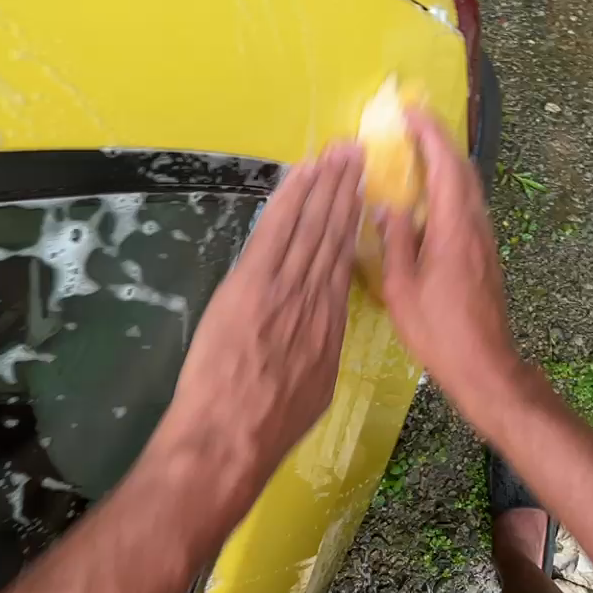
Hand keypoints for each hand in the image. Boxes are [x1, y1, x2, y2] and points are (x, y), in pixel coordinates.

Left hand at [163, 144, 363, 482]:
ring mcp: (283, 288)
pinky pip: (275, 232)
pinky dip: (289, 199)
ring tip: (336, 153)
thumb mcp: (317, 389)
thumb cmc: (271, 425)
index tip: (360, 192)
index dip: (352, 222)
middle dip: (344, 191)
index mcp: (332, 324)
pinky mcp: (251, 284)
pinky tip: (301, 174)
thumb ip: (323, 349)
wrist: (231, 438)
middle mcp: (315, 297)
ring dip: (323, 185)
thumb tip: (325, 327)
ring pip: (309, 227)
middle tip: (355, 153)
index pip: (344, 260)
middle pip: (332, 234)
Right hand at [377, 111, 524, 406]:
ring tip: (416, 154)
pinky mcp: (486, 253)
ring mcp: (485, 239)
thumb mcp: (402, 289)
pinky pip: (468, 205)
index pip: (445, 165)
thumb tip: (387, 207)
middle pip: (463, 169)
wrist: (486, 365)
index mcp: (453, 228)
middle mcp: (475, 225)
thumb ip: (394, 243)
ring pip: (469, 187)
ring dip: (446, 163)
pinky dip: (450, 187)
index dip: (430, 132)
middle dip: (439, 140)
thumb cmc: (439, 330)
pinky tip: (429, 199)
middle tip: (411, 125)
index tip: (410, 111)